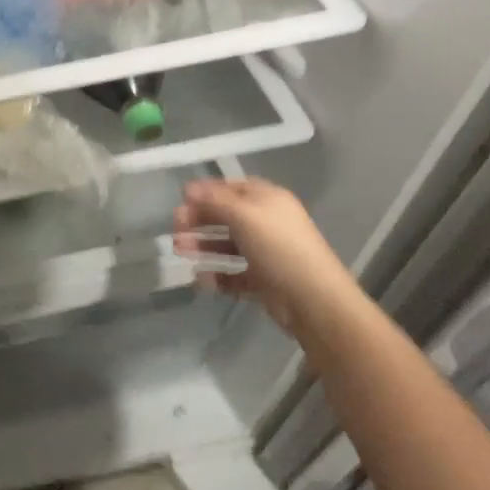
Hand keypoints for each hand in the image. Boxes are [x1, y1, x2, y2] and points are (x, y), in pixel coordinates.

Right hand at [173, 177, 358, 333]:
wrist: (314, 301)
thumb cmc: (279, 248)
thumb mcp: (244, 215)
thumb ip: (214, 200)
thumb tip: (188, 188)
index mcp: (268, 201)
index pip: (232, 188)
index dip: (206, 192)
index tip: (181, 200)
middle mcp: (268, 223)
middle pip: (227, 216)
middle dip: (199, 220)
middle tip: (175, 228)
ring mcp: (267, 253)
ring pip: (228, 245)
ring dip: (203, 246)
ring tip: (179, 251)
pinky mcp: (264, 281)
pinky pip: (235, 274)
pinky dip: (217, 275)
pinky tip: (201, 279)